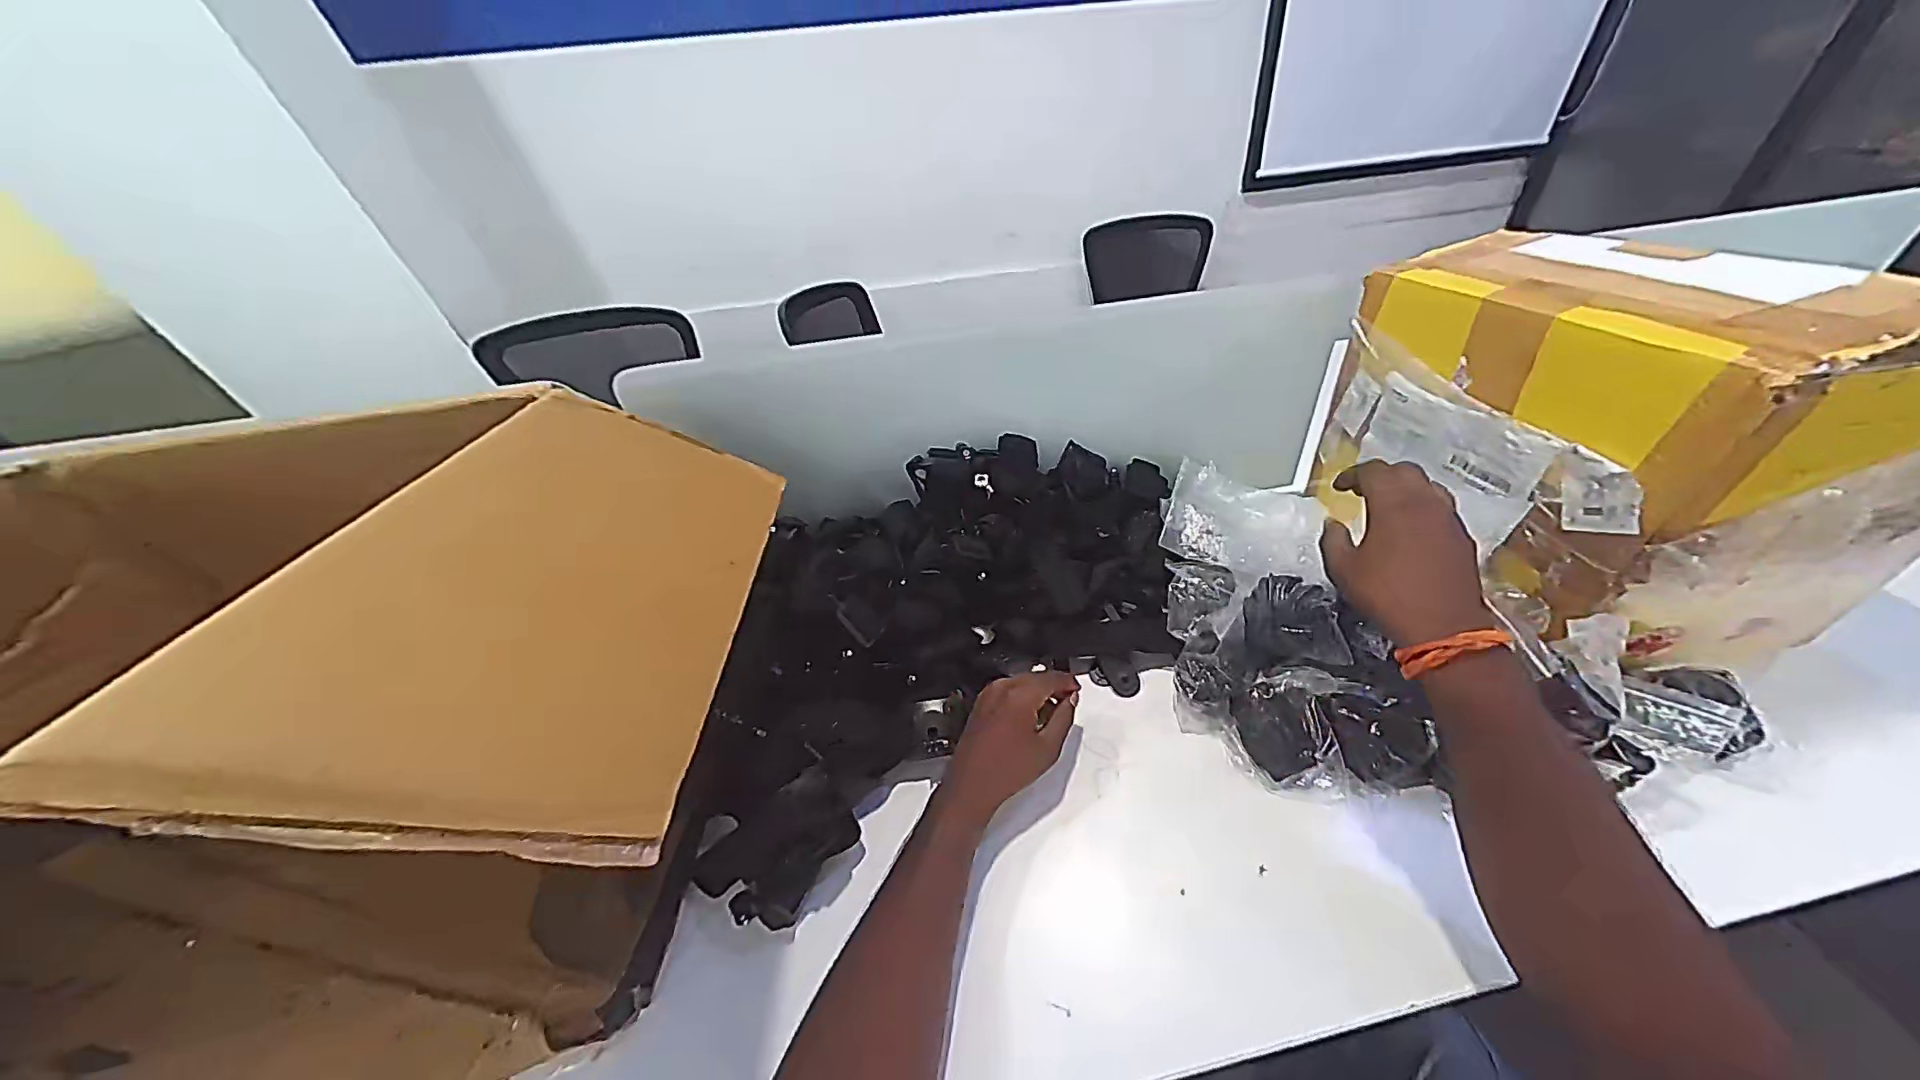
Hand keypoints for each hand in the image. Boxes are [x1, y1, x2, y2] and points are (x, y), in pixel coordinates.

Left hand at [941, 672, 1079, 827]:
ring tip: (1049, 716)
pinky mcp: (981, 703)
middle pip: (1036, 677)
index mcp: (1019, 695)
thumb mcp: (1048, 747)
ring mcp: (988, 695)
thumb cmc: (1003, 771)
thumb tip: (1070, 701)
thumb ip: (1065, 718)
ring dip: (1038, 693)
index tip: (1076, 689)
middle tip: (1067, 702)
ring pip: (1022, 683)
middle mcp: (1001, 689)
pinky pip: (1008, 691)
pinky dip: (1022, 698)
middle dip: (1054, 687)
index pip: (1052, 677)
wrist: (972, 785)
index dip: (1069, 682)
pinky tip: (1030, 719)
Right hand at [1320, 460, 1494, 646]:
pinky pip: (1441, 507)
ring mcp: (1449, 519)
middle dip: (1380, 475)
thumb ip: (1333, 540)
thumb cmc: (1387, 595)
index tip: (1340, 486)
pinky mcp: (1462, 536)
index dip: (1352, 474)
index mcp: (1394, 505)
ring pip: (1427, 486)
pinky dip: (1422, 506)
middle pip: (1404, 471)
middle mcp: (1425, 503)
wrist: (1442, 625)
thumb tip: (1333, 525)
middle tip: (1361, 489)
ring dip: (1404, 488)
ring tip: (1387, 504)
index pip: (1374, 471)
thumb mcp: (1343, 569)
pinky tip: (1410, 526)